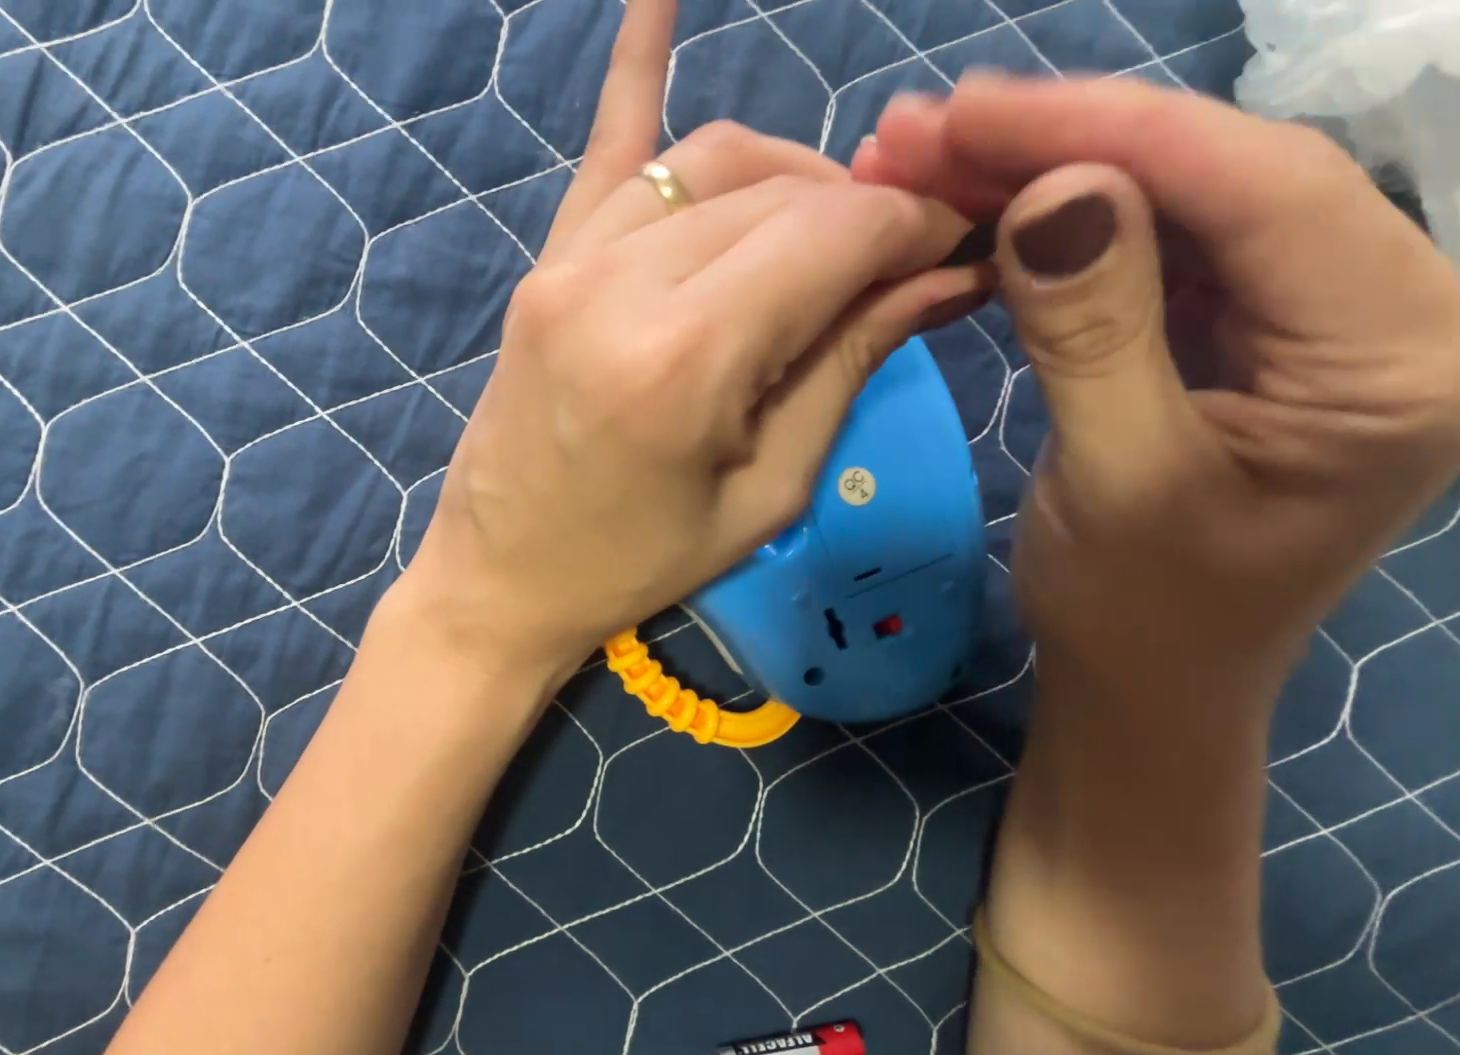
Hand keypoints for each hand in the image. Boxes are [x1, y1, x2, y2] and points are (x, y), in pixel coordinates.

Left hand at [394, 0, 988, 677]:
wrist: (501, 581)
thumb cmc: (637, 563)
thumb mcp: (765, 491)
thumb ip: (848, 364)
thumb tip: (944, 270)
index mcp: (687, 357)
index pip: (836, 231)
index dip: (916, 224)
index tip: (958, 244)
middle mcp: (622, 282)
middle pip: (781, 189)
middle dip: (863, 205)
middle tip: (905, 250)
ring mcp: (569, 263)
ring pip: (714, 161)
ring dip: (791, 178)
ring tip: (829, 229)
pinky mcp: (544, 266)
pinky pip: (606, 154)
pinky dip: (638, 68)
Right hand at [854, 75, 1459, 693]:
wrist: (1144, 678)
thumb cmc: (1137, 610)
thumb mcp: (1114, 479)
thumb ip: (1094, 331)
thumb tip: (1050, 193)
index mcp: (1404, 356)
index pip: (1264, 192)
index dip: (1111, 135)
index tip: (971, 113)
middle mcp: (1388, 309)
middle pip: (1218, 178)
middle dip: (1062, 143)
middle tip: (924, 129)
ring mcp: (1313, 313)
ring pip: (1173, 200)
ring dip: (1044, 173)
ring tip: (928, 160)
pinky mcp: (1242, 327)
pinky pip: (1148, 247)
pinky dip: (1054, 224)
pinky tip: (980, 208)